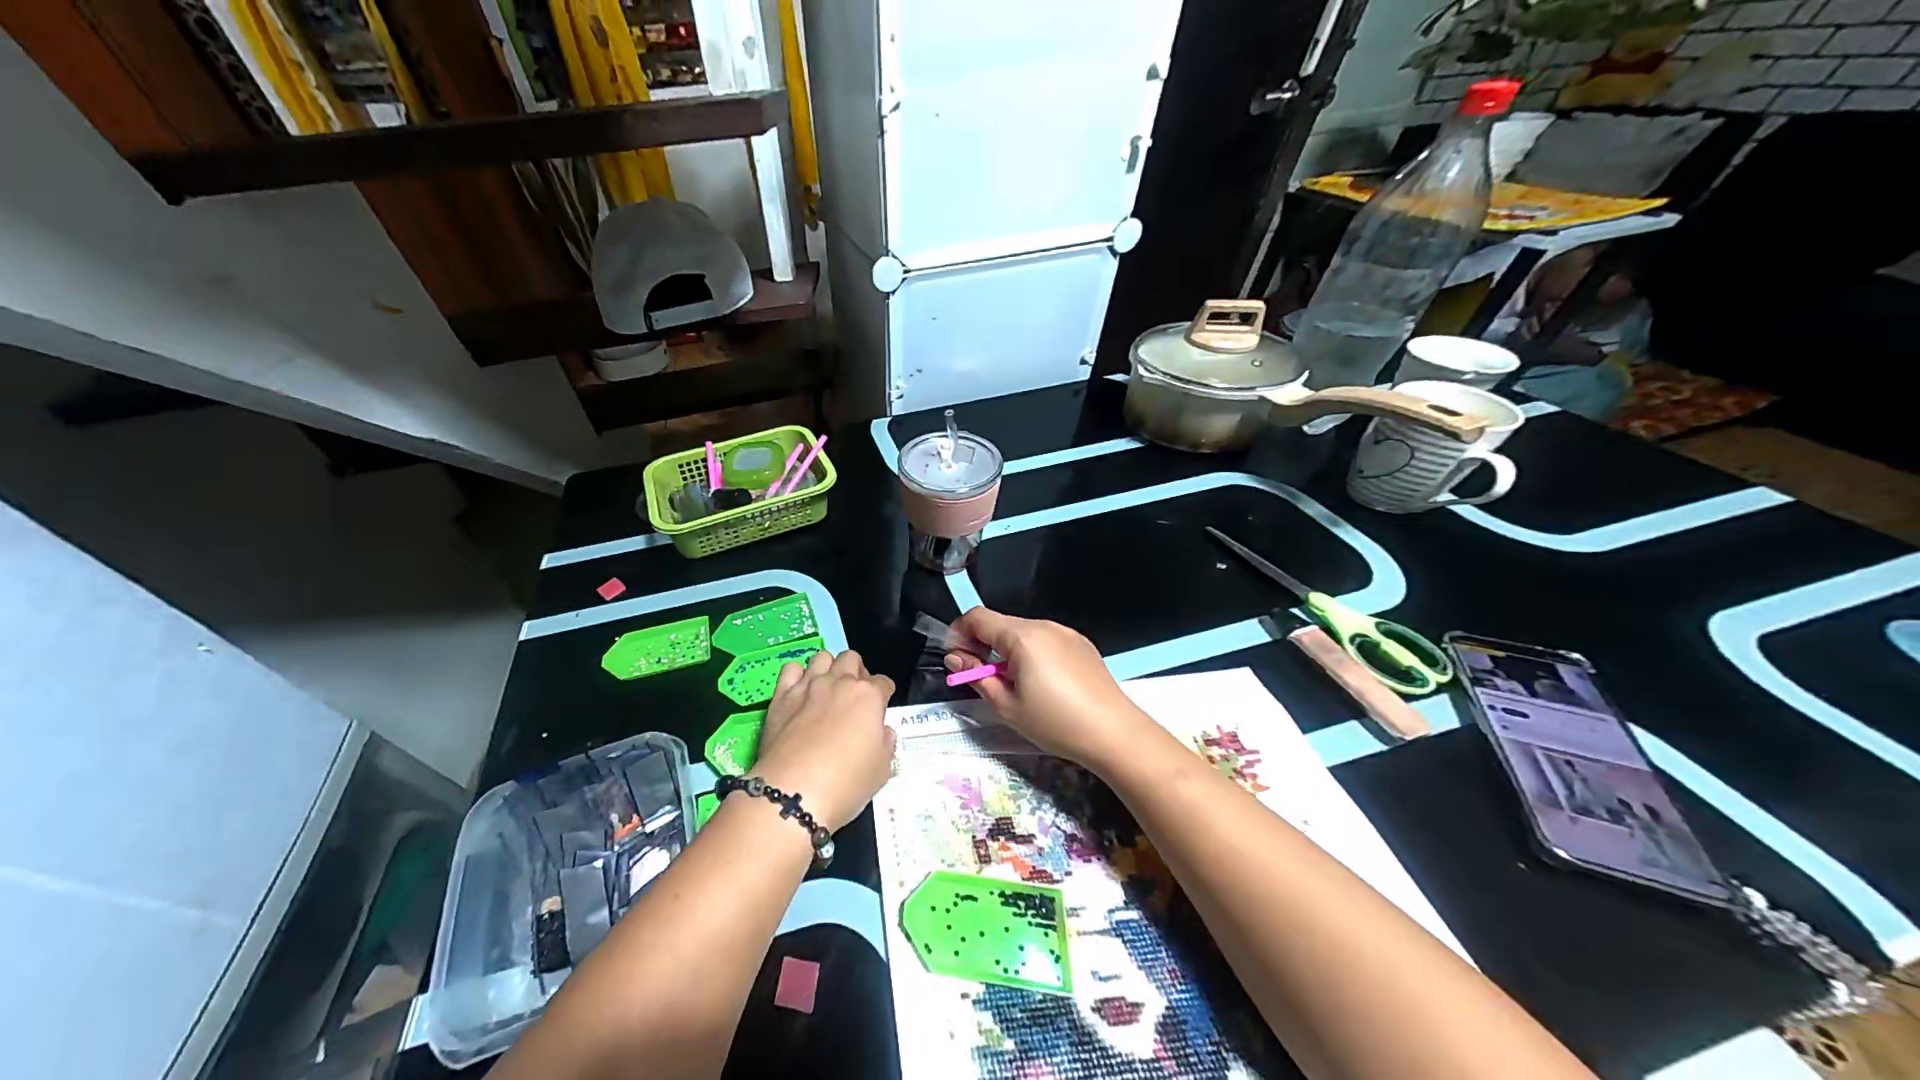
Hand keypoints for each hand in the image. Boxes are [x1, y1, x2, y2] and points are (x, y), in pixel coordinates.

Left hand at [752, 649, 895, 831]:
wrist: (794, 792)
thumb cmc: (846, 782)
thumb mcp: (881, 770)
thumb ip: (886, 745)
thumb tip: (882, 732)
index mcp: (869, 696)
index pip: (883, 683)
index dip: (885, 694)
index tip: (881, 707)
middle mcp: (840, 682)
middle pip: (851, 659)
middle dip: (857, 672)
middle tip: (855, 696)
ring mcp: (808, 686)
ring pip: (822, 657)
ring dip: (829, 668)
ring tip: (827, 690)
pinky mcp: (781, 696)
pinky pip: (791, 669)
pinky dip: (798, 675)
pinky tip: (800, 692)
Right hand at [943, 608, 1166, 772]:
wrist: (1113, 732)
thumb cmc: (1056, 722)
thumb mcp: (1006, 706)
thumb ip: (977, 676)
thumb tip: (956, 658)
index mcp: (1023, 636)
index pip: (977, 617)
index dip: (958, 633)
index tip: (956, 658)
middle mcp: (1044, 626)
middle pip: (1000, 624)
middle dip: (982, 644)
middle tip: (979, 676)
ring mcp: (1066, 633)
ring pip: (1023, 632)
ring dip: (1007, 650)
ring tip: (1013, 685)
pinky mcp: (1081, 644)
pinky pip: (1045, 640)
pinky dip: (1032, 654)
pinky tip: (1041, 684)